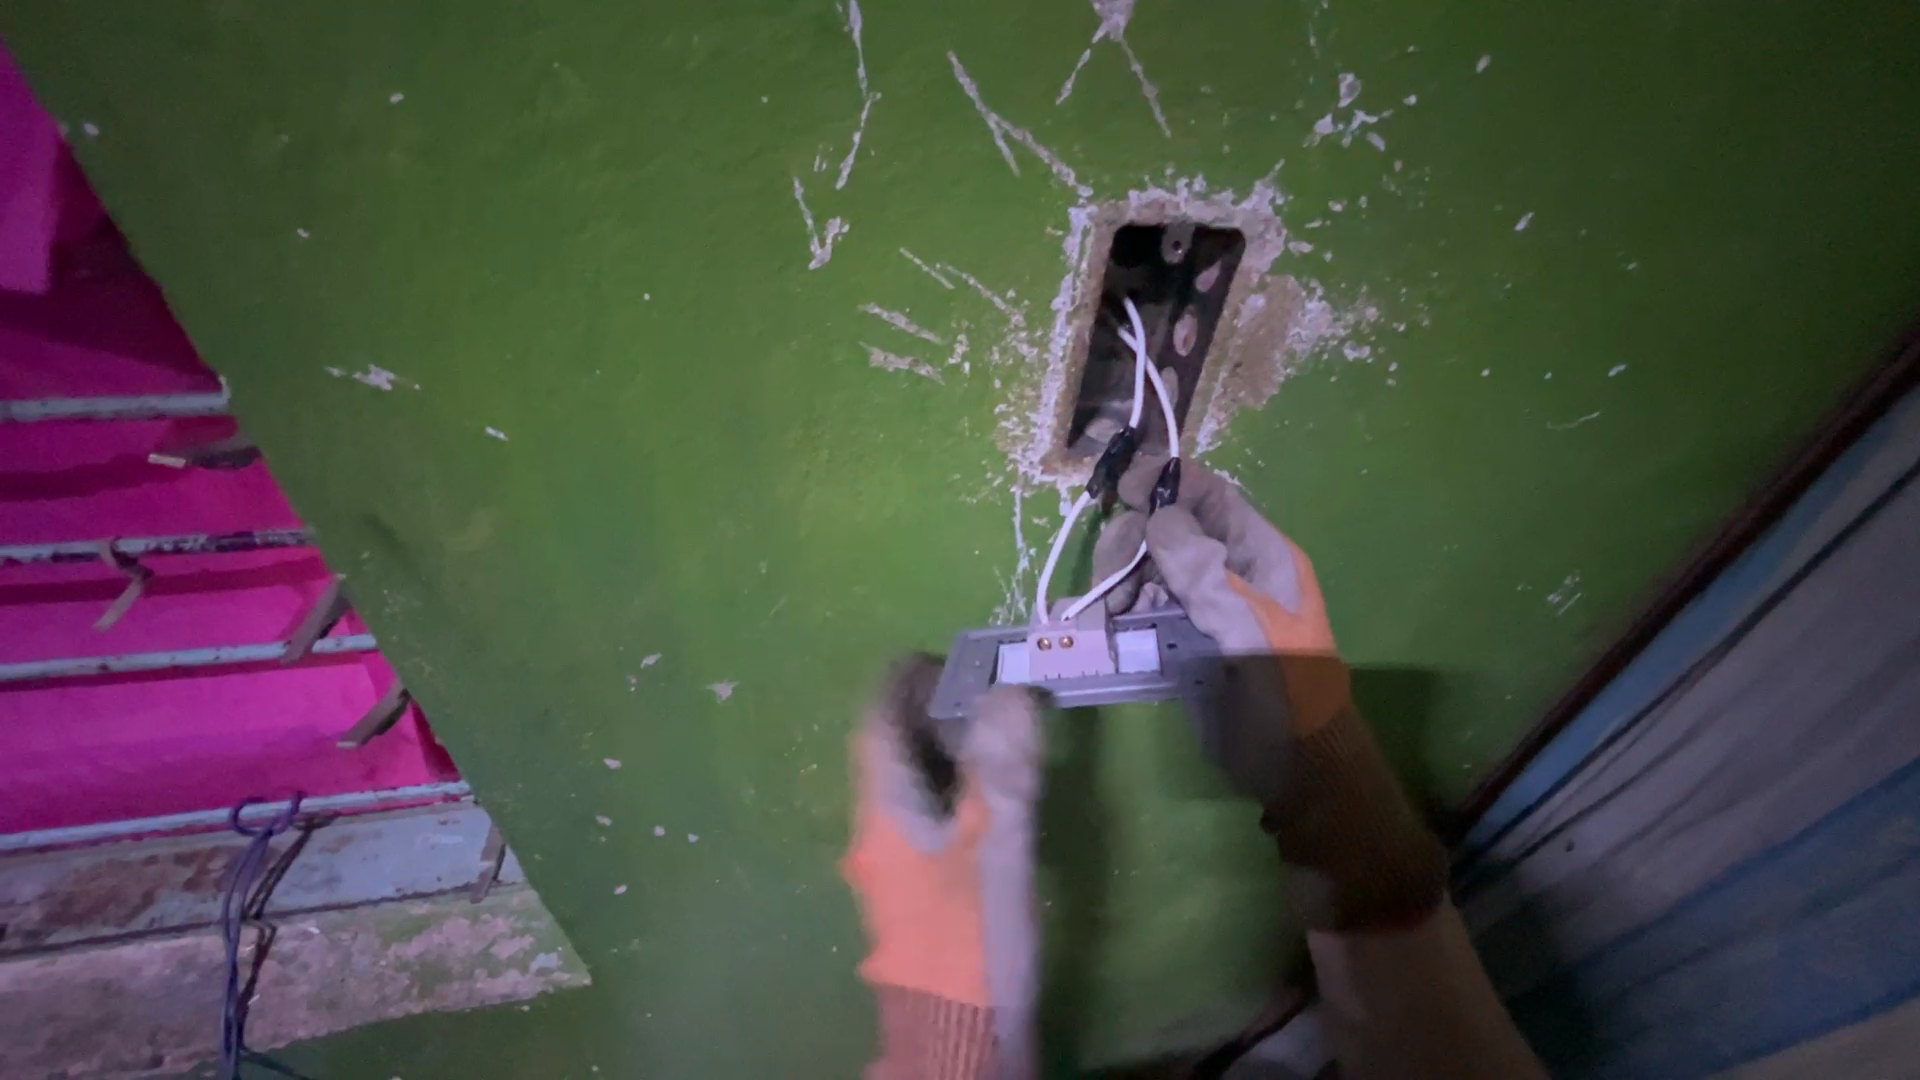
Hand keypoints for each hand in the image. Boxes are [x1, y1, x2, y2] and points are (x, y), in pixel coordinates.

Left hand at [842, 655, 1042, 1078]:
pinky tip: (979, 800)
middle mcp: (871, 833)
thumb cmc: (971, 933)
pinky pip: (917, 819)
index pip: (875, 724)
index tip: (930, 657)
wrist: (957, 1041)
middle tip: (972, 693)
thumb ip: (1001, 766)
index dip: (897, 683)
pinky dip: (943, 791)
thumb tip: (1007, 692)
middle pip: (885, 753)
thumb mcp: (995, 841)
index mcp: (881, 811)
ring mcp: (886, 868)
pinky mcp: (910, 894)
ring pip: (901, 787)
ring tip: (983, 735)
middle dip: (921, 714)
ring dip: (933, 753)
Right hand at [1087, 458, 1446, 931]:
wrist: (1293, 766)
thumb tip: (1158, 515)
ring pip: (1149, 565)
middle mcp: (1229, 567)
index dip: (1167, 482)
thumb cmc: (1285, 692)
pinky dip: (1120, 607)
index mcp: (1260, 554)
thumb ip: (1205, 571)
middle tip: (1111, 581)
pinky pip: (1142, 602)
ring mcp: (1202, 600)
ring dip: (1121, 579)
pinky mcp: (1180, 632)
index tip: (1121, 486)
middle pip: (1169, 529)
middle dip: (1133, 544)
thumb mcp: (1250, 628)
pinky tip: (1107, 623)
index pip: (1211, 497)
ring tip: (1108, 614)